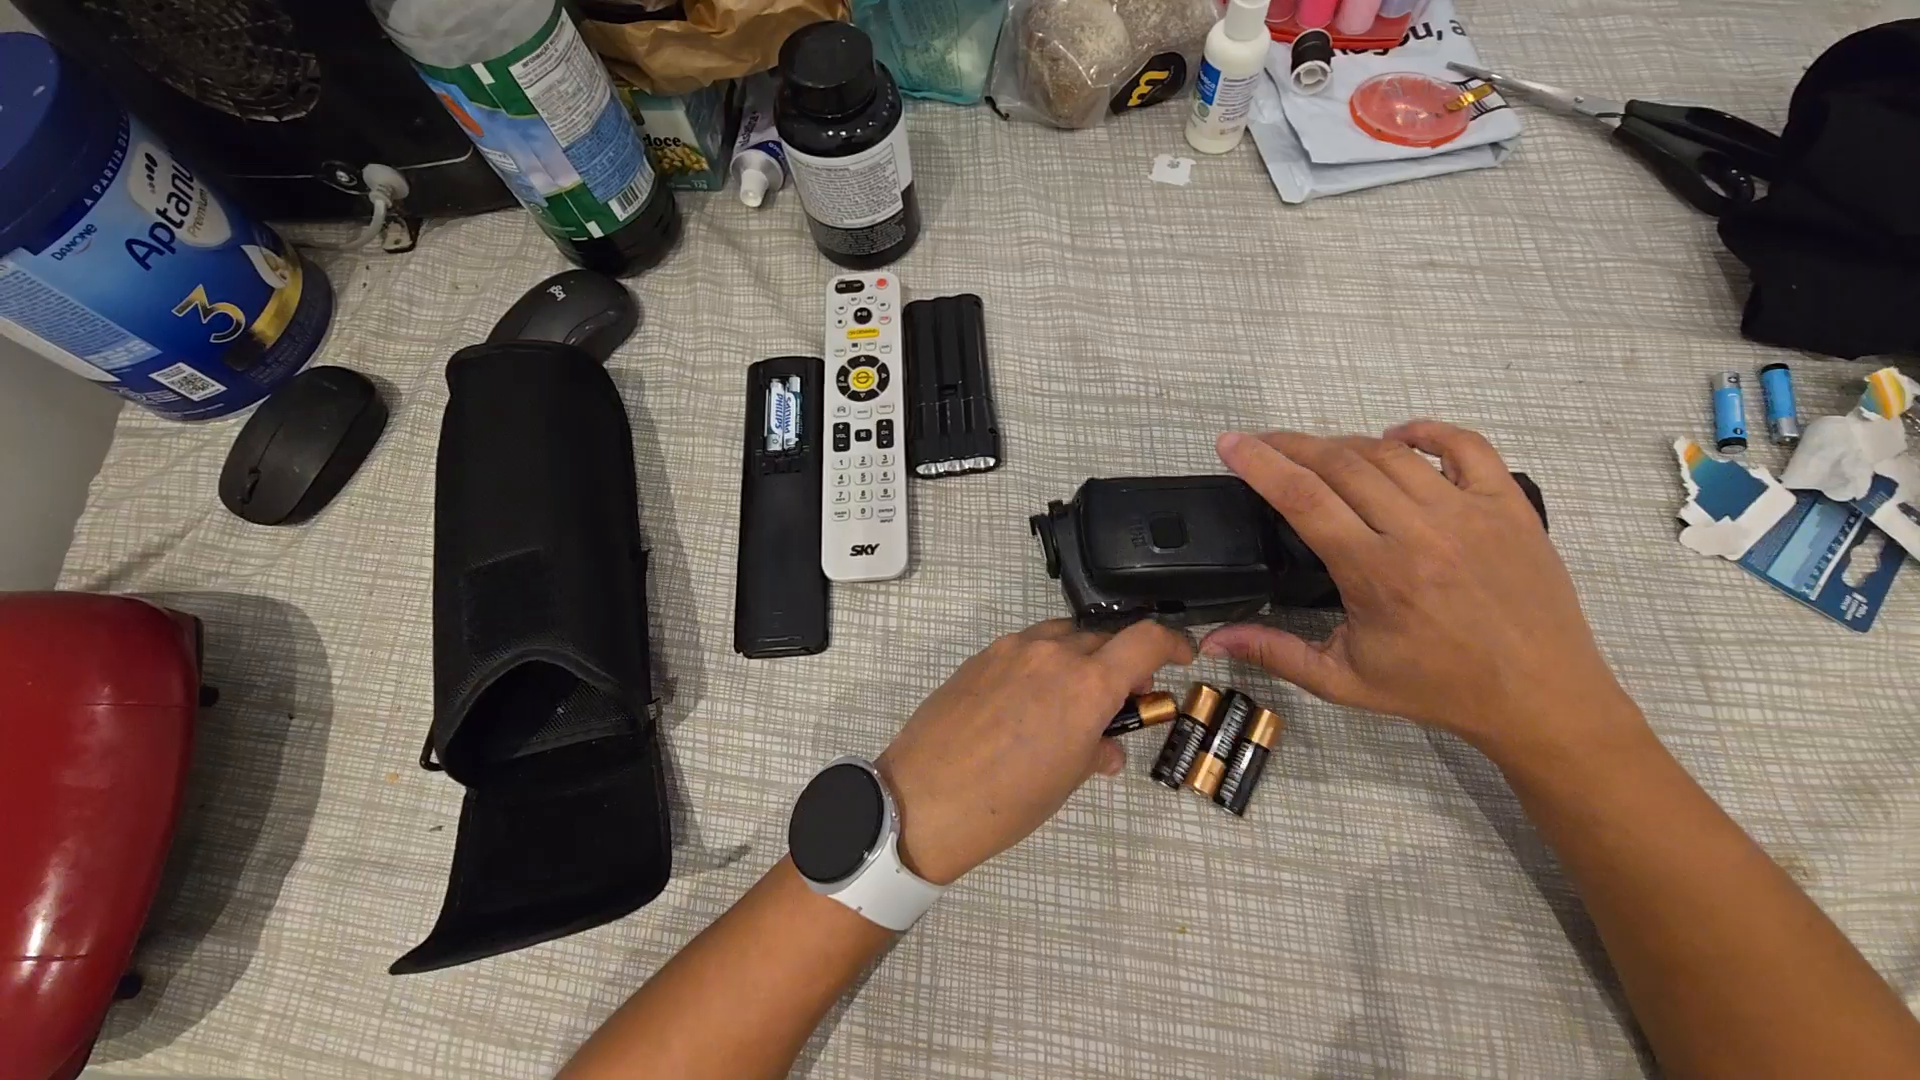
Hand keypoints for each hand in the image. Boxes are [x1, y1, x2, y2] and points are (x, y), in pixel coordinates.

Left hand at [875, 619, 1192, 884]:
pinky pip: (1027, 647)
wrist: (924, 799)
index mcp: (1087, 685)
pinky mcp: (982, 656)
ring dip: (1081, 659)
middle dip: (1122, 665)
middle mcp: (1053, 654)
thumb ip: (1096, 749)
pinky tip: (1030, 701)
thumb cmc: (1007, 802)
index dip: (1173, 644)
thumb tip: (1106, 746)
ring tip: (1072, 700)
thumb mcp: (1066, 780)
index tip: (1181, 657)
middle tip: (1120, 702)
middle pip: (1104, 640)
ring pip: (1063, 637)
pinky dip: (1044, 663)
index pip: (1146, 641)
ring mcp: (1012, 650)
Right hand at [1202, 422, 1637, 761]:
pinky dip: (1427, 432)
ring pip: (1390, 453)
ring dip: (1343, 442)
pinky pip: (1467, 447)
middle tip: (1260, 443)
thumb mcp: (1343, 681)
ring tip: (1316, 451)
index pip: (1303, 498)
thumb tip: (1210, 642)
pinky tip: (1397, 437)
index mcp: (1375, 573)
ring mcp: (1469, 512)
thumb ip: (1274, 653)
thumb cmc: (1436, 688)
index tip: (1230, 444)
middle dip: (1289, 445)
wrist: (1541, 697)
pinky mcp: (1509, 505)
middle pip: (1339, 463)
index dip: (1260, 464)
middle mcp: (1420, 531)